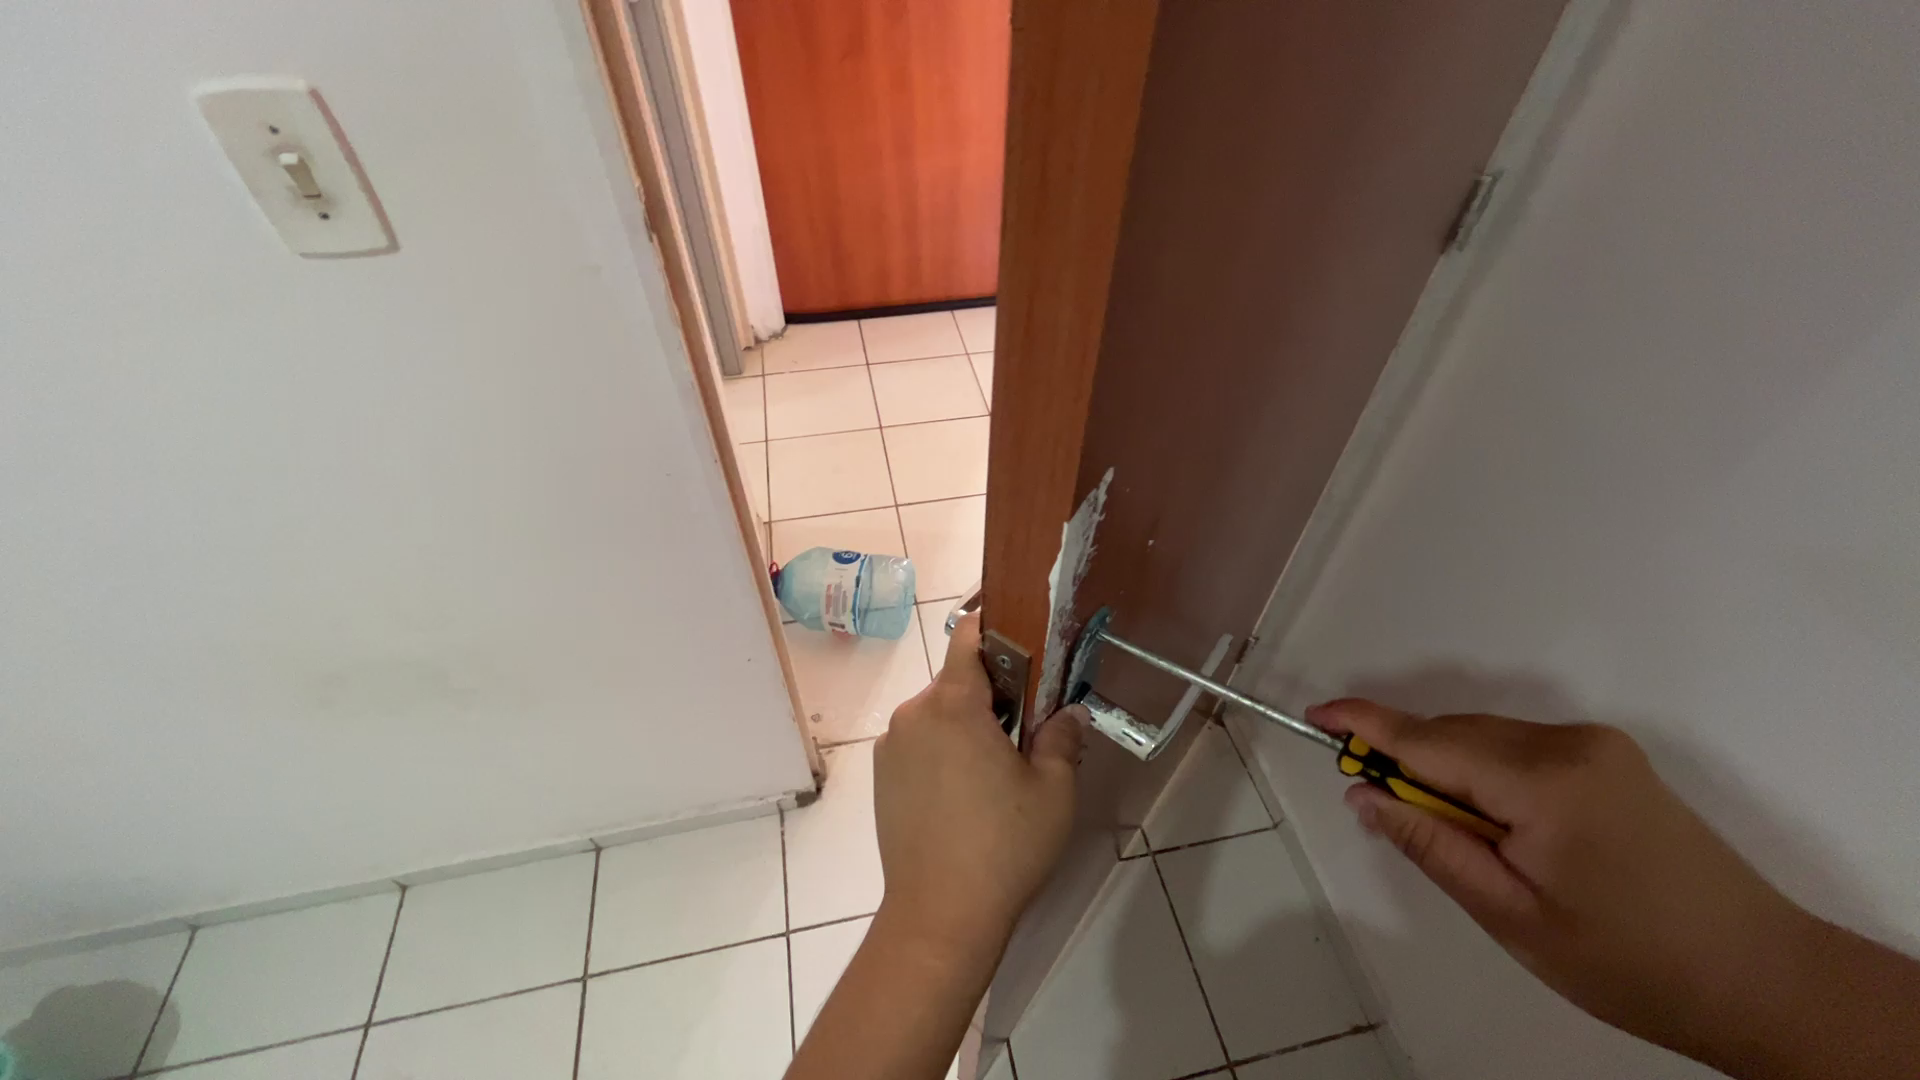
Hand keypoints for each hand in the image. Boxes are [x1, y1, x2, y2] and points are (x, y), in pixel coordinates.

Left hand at [872, 613, 1084, 954]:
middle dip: (990, 692)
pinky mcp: (881, 778)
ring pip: (936, 714)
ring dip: (965, 725)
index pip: (967, 635)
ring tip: (995, 771)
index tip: (1024, 647)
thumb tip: (1068, 713)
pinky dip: (941, 751)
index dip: (995, 629)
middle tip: (1025, 728)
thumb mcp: (1053, 791)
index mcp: (953, 704)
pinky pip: (917, 744)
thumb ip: (1062, 738)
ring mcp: (890, 747)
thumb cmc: (1003, 846)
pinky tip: (963, 796)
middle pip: (955, 679)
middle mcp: (913, 713)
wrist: (939, 916)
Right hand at [1308, 699, 1818, 1075]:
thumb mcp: (1510, 916)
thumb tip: (1366, 795)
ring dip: (1444, 768)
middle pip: (1452, 733)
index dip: (1364, 725)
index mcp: (1544, 783)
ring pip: (1481, 737)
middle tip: (1371, 800)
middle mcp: (1569, 744)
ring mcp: (1595, 745)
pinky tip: (1487, 817)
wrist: (1765, 980)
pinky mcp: (1608, 757)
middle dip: (1403, 757)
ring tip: (1443, 828)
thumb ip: (1430, 845)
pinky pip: (1514, 746)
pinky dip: (1480, 770)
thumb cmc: (1628, 962)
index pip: (1428, 740)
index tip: (1314, 716)